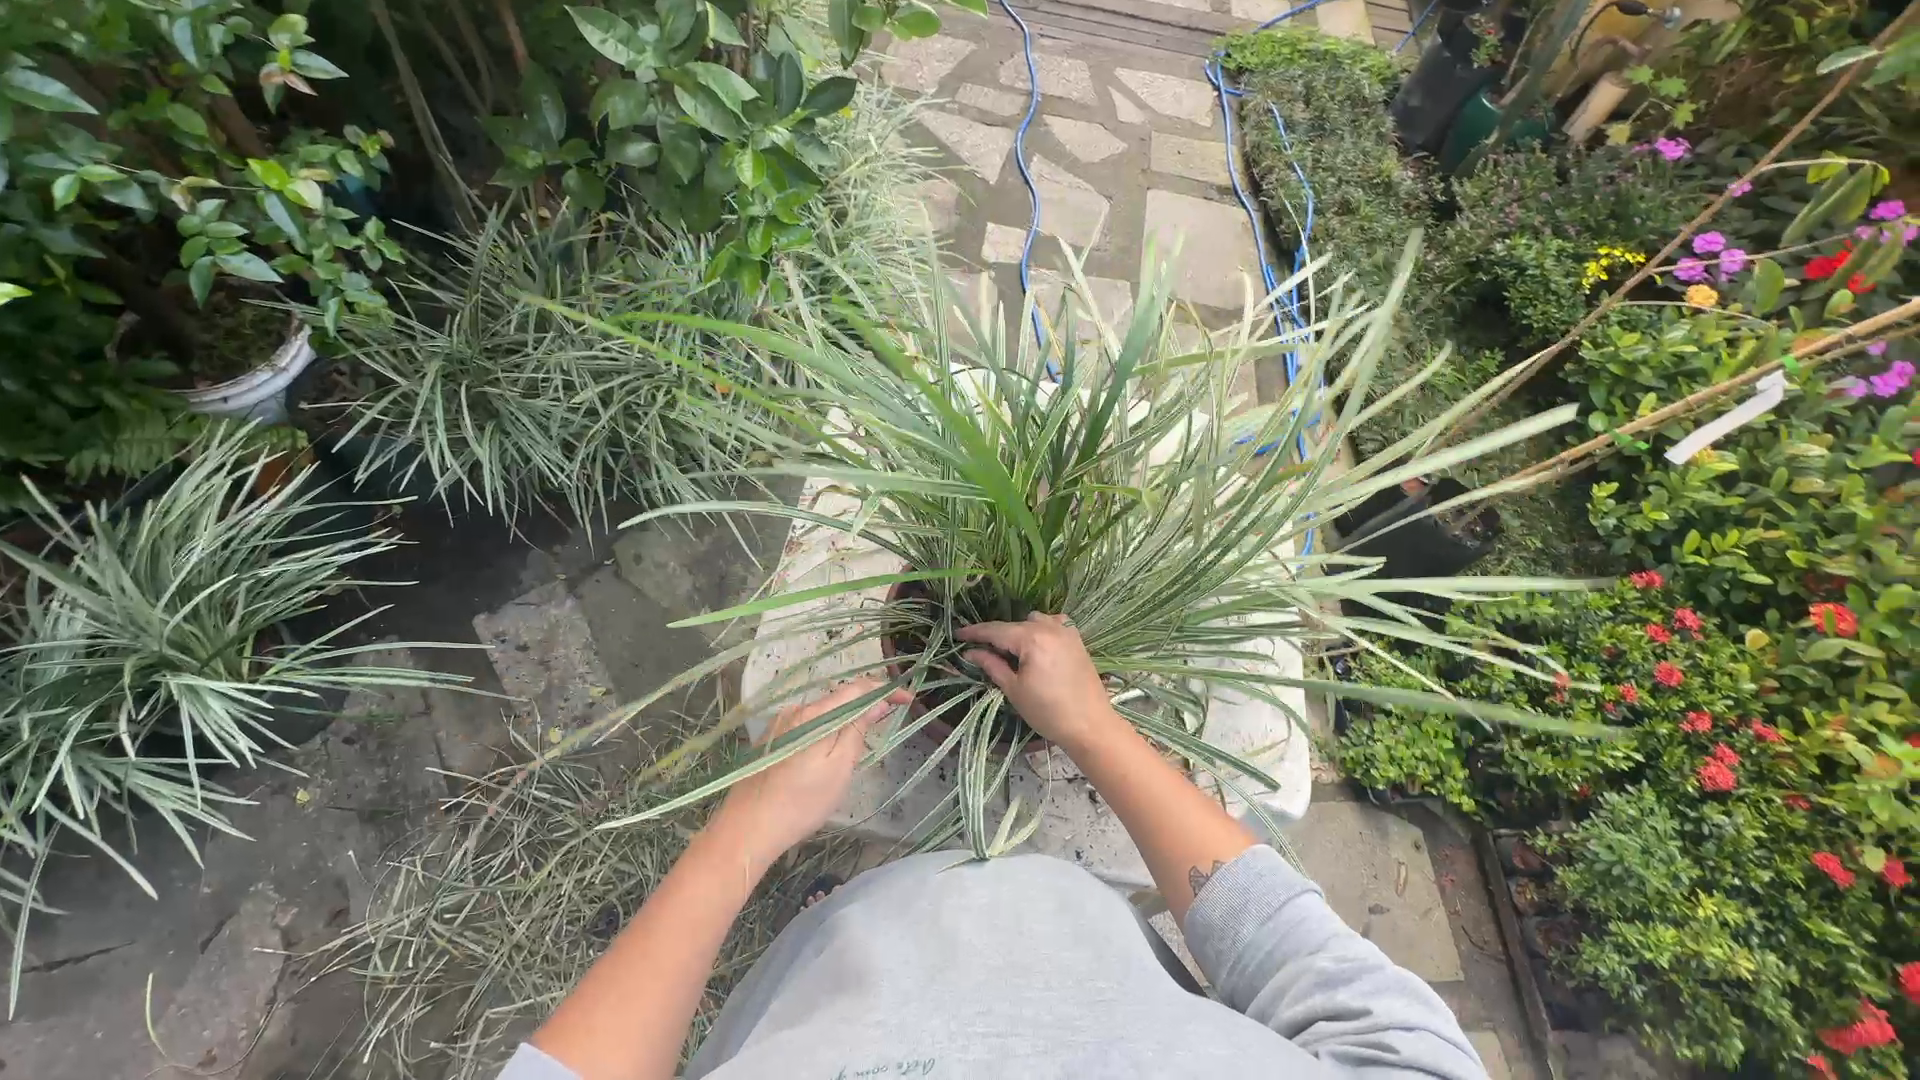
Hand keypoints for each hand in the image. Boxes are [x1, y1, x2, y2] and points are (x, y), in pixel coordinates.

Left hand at [708, 678, 910, 865]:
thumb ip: (857, 730)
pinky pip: (807, 725)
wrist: (747, 829)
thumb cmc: (800, 803)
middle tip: (885, 725)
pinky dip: (824, 731)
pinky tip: (824, 757)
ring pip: (822, 713)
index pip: (857, 689)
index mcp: (814, 714)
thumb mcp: (839, 768)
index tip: (907, 700)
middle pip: (838, 699)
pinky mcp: (770, 740)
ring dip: (843, 721)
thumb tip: (876, 703)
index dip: (885, 691)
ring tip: (856, 748)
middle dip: (865, 706)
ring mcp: (779, 724)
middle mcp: (795, 711)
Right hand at [957, 613, 1123, 751]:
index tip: (958, 634)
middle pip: (1014, 625)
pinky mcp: (1077, 640)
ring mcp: (1066, 632)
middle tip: (982, 651)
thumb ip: (992, 665)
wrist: (1089, 725)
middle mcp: (1049, 628)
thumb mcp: (1014, 689)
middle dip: (997, 635)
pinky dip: (1042, 628)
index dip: (975, 632)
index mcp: (1031, 639)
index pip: (995, 630)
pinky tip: (1038, 644)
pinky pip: (1054, 623)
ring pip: (1034, 620)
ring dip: (1020, 630)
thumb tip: (971, 652)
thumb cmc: (1048, 712)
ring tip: (1012, 651)